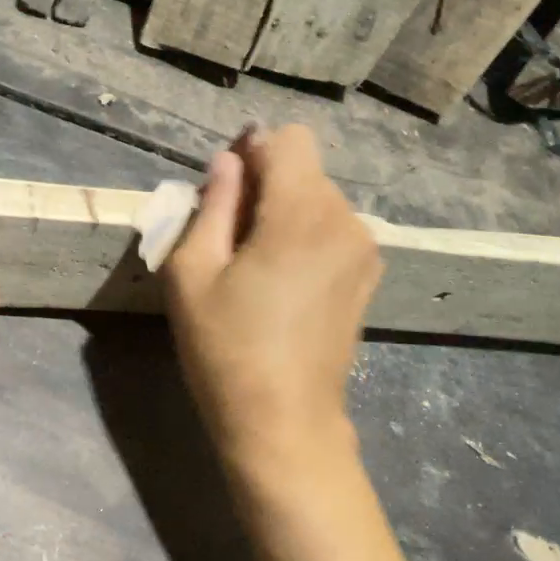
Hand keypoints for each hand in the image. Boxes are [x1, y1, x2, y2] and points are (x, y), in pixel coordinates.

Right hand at [163, 125, 380, 456]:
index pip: (287, 140)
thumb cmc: (224, 348)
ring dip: (281, 216)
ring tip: (250, 270)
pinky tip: (278, 287)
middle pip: (303, 170)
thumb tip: (226, 164)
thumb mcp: (192, 275)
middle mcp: (346, 219)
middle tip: (225, 241)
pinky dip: (302, 240)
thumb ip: (211, 206)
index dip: (250, 153)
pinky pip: (330, 232)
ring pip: (318, 201)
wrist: (282, 420)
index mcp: (302, 212)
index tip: (222, 194)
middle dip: (263, 187)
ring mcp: (364, 250)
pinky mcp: (366, 277)